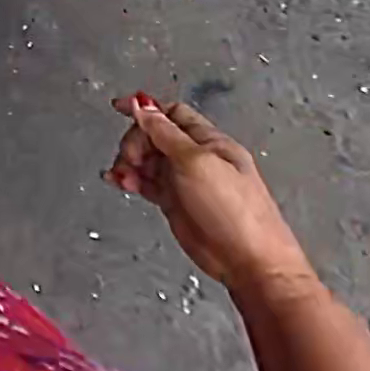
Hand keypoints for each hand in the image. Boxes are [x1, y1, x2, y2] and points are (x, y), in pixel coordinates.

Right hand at [106, 93, 316, 296]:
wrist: (250, 266)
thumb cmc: (233, 211)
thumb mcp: (196, 162)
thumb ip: (164, 131)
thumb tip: (142, 104)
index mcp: (211, 144)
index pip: (173, 113)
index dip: (146, 108)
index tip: (119, 108)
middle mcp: (196, 158)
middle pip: (151, 135)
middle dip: (134, 143)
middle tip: (131, 159)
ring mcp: (184, 180)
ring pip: (143, 158)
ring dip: (127, 163)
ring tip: (125, 178)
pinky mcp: (173, 200)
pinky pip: (142, 181)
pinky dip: (127, 179)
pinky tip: (119, 182)